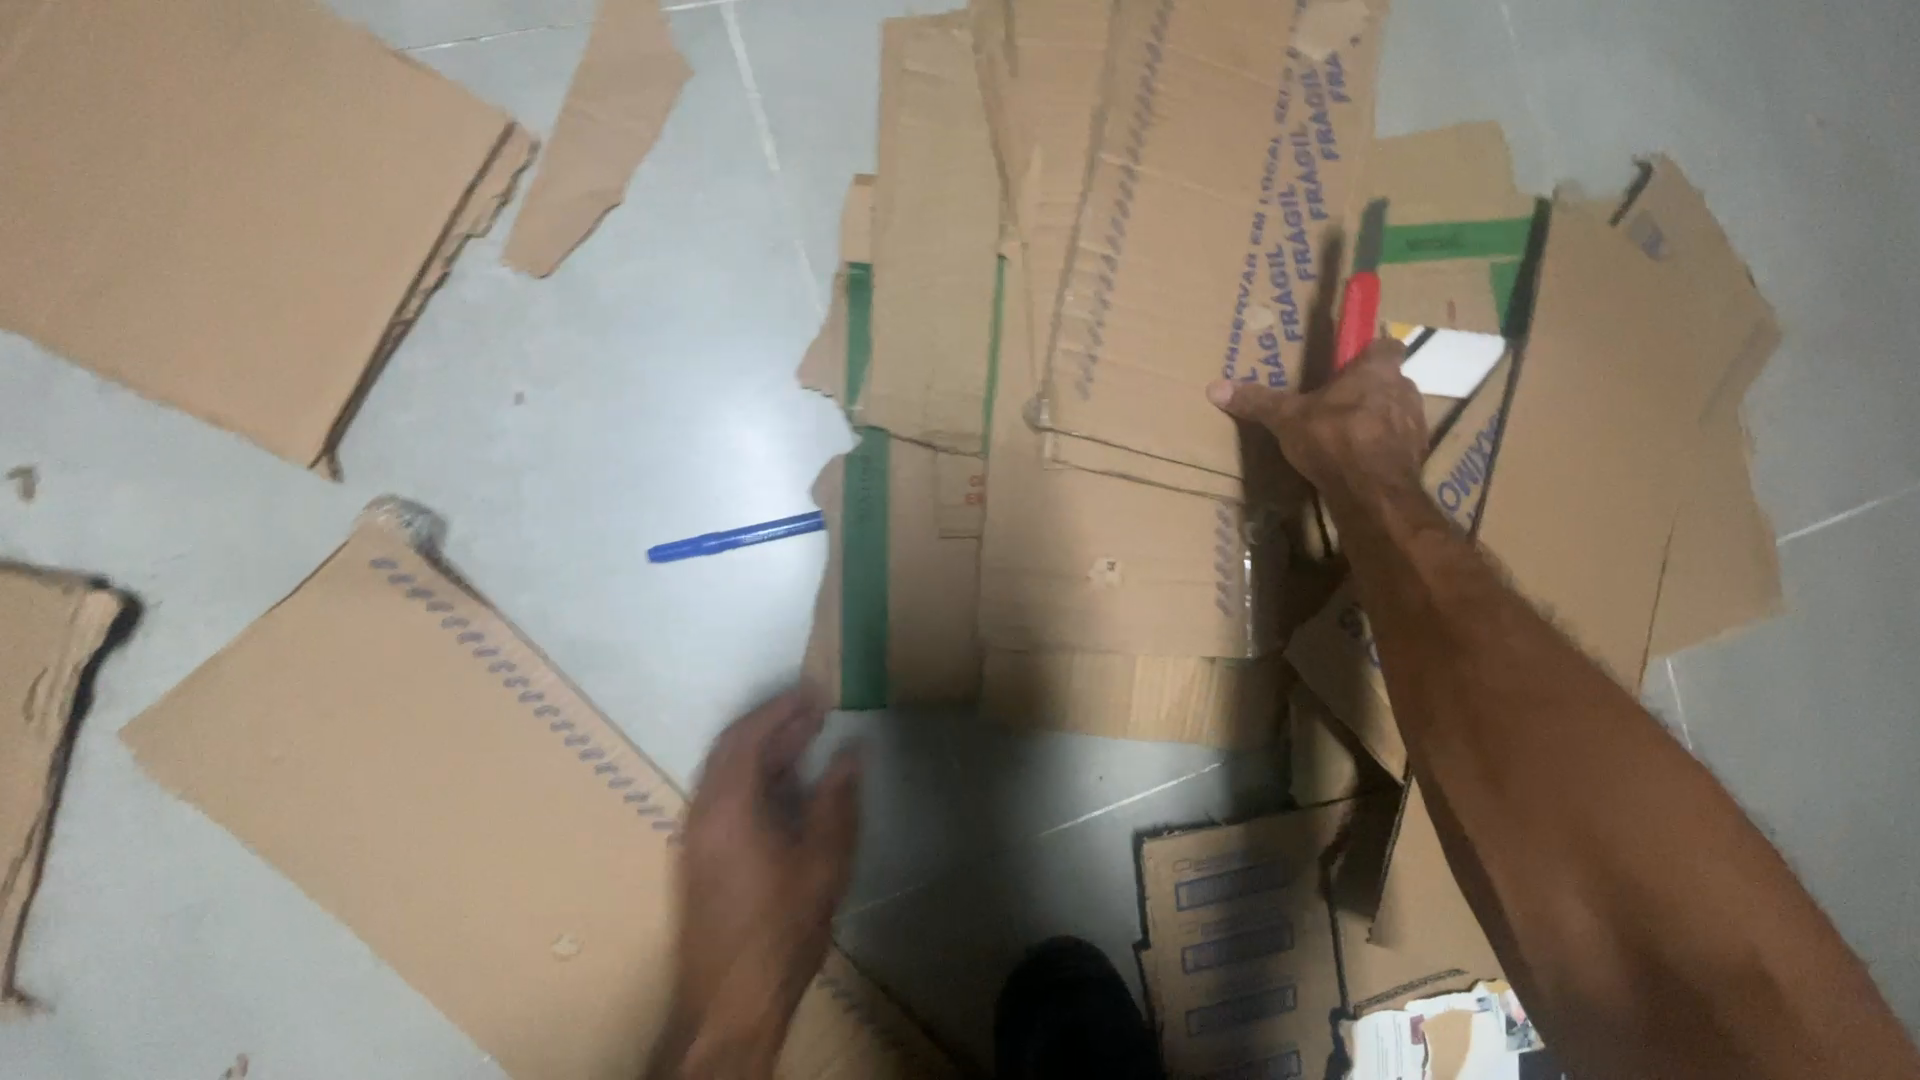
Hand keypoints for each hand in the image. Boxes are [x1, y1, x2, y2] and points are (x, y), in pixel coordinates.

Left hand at [652, 691, 861, 1078]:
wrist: (729, 1002)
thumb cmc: (781, 929)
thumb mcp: (823, 862)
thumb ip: (836, 800)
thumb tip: (851, 751)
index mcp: (727, 806)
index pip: (749, 735)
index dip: (782, 708)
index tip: (814, 691)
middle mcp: (702, 811)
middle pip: (733, 747)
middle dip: (774, 723)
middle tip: (816, 709)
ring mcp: (695, 835)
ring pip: (727, 771)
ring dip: (765, 750)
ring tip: (809, 739)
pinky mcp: (699, 855)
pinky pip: (725, 795)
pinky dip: (756, 776)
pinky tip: (789, 785)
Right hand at [1206, 338, 1426, 512]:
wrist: (1371, 490)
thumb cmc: (1333, 438)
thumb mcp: (1286, 418)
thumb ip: (1257, 402)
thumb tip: (1214, 388)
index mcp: (1377, 371)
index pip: (1387, 346)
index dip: (1371, 353)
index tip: (1351, 364)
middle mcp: (1404, 390)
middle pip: (1390, 381)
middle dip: (1369, 390)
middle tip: (1339, 404)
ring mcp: (1416, 424)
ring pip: (1397, 412)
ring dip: (1378, 420)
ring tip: (1347, 436)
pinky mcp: (1417, 455)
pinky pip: (1399, 444)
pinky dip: (1383, 449)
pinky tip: (1359, 463)